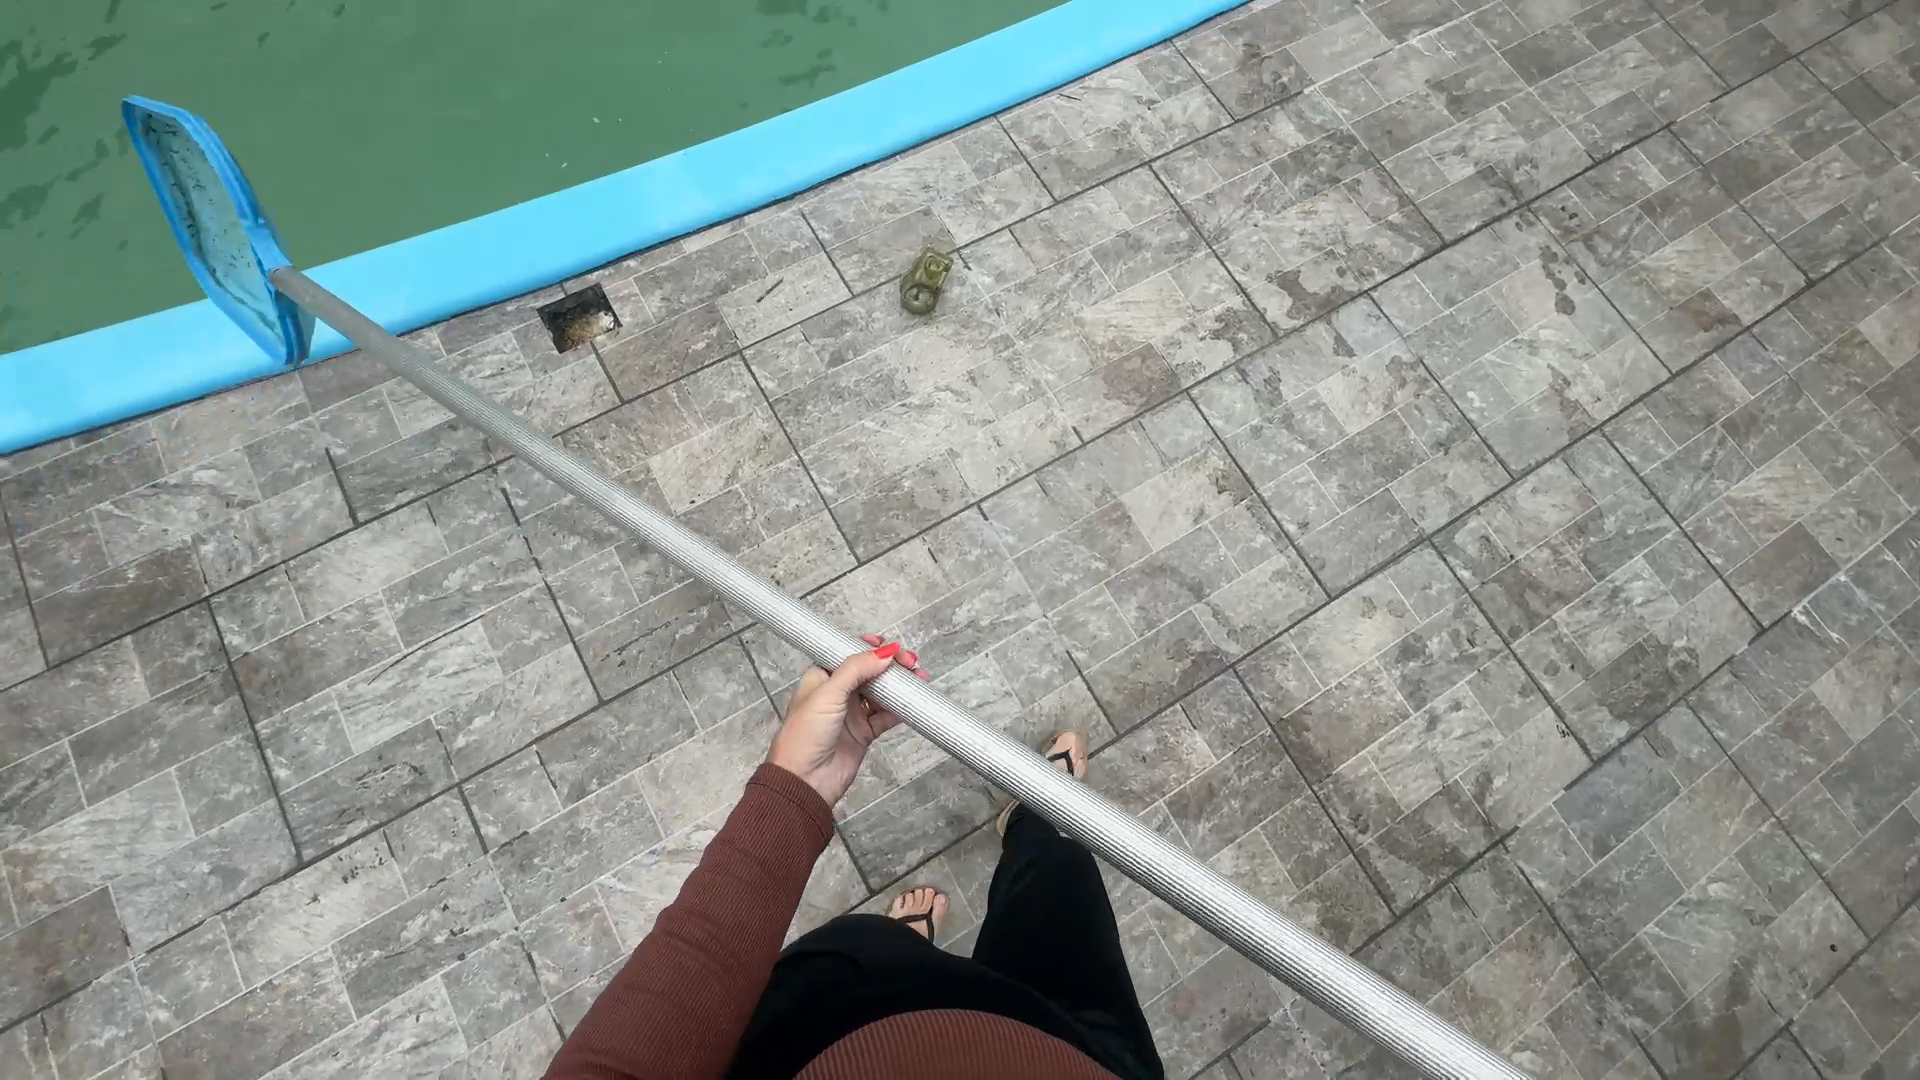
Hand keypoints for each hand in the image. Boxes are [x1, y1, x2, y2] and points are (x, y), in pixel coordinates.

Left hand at [766, 636, 927, 806]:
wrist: (805, 781)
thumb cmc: (803, 736)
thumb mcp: (827, 694)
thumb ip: (856, 669)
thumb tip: (884, 652)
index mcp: (821, 678)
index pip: (849, 654)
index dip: (869, 648)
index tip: (888, 646)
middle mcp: (837, 693)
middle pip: (869, 671)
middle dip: (890, 664)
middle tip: (908, 662)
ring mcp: (852, 713)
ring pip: (881, 692)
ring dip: (899, 684)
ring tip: (918, 677)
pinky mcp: (864, 732)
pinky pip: (886, 715)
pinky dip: (901, 708)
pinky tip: (913, 700)